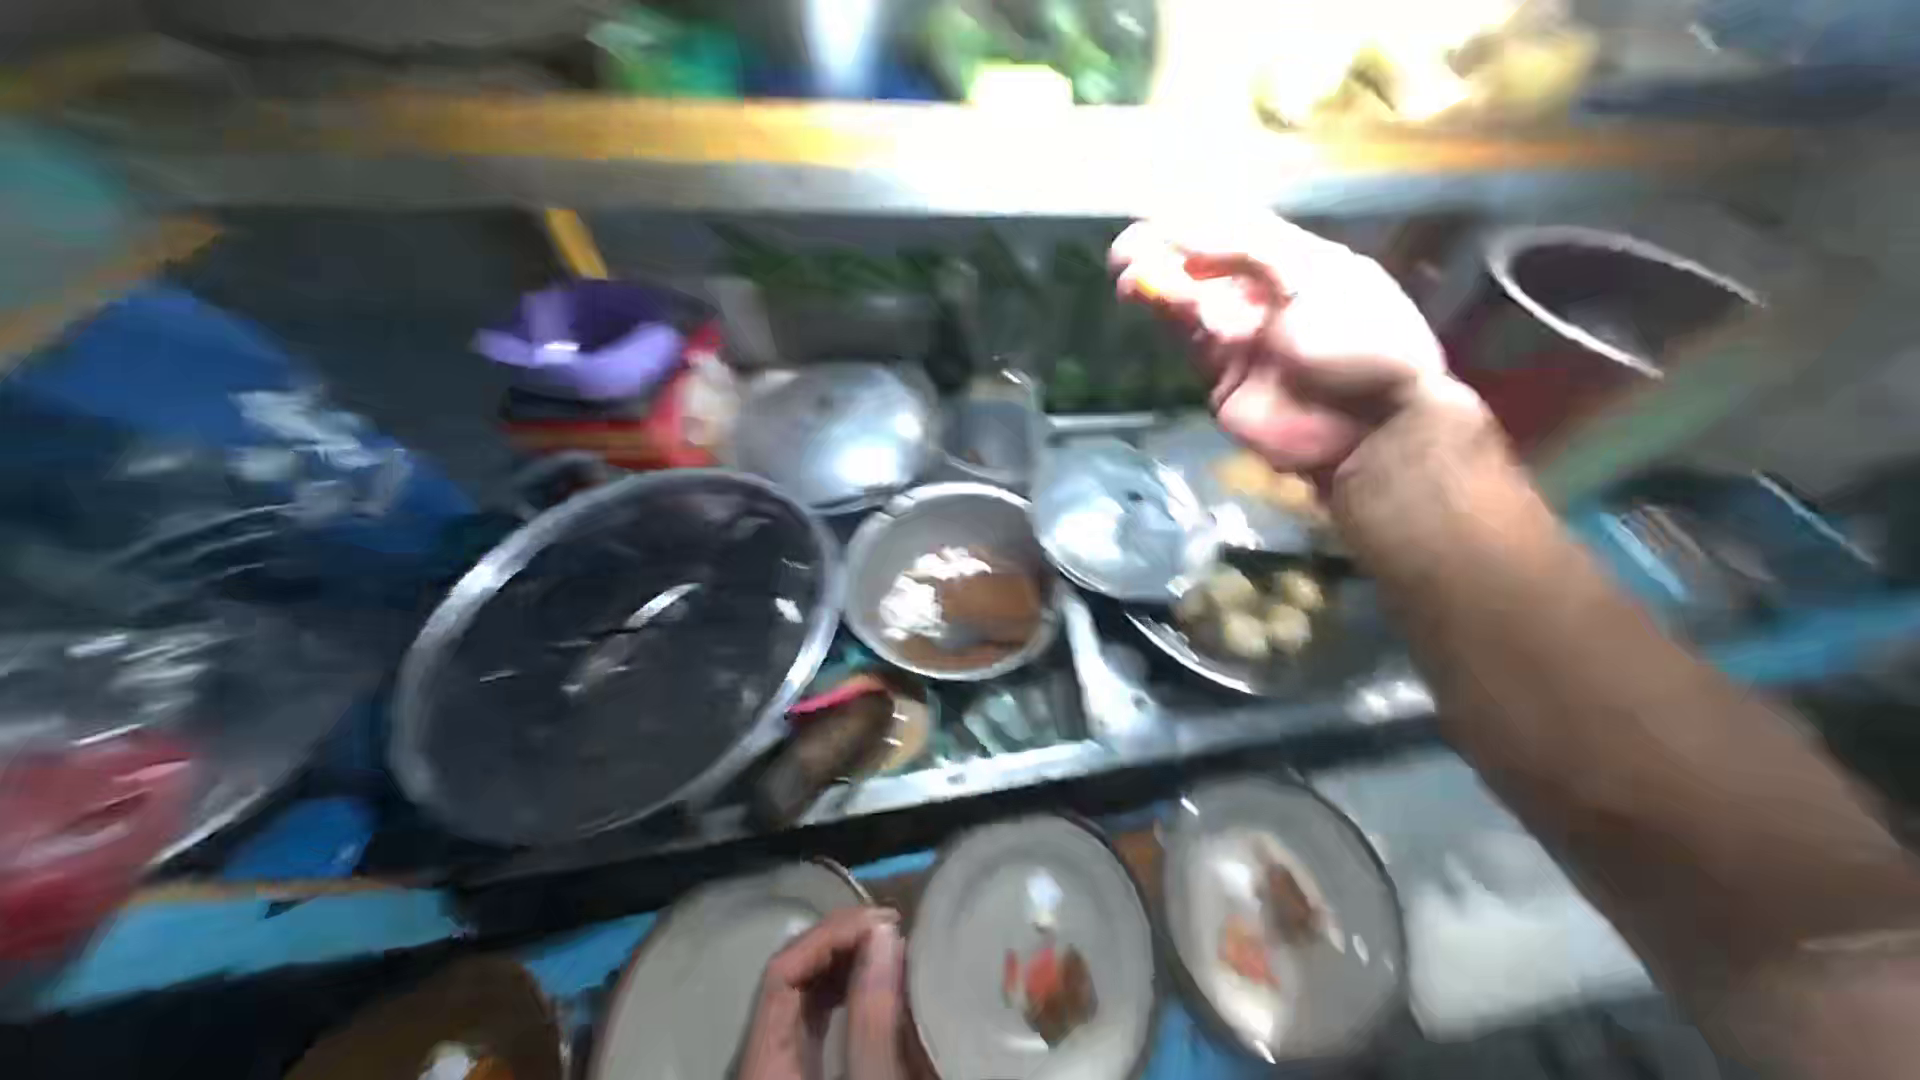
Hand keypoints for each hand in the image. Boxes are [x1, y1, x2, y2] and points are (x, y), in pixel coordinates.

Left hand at [736, 906, 918, 1079]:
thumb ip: (872, 1019)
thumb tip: (886, 935)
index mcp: (762, 1058)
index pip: (782, 970)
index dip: (829, 935)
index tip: (880, 923)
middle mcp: (760, 1052)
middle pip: (790, 973)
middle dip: (839, 941)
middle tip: (890, 929)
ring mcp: (777, 1060)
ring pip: (801, 990)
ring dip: (844, 960)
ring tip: (888, 948)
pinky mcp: (796, 1069)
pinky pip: (812, 1013)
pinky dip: (843, 988)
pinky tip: (874, 984)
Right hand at [1111, 214, 1467, 479]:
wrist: (1366, 431)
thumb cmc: (1356, 342)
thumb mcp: (1315, 279)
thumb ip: (1252, 254)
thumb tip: (1188, 240)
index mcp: (1299, 263)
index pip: (1239, 232)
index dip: (1197, 225)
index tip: (1158, 223)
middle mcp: (1266, 295)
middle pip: (1207, 267)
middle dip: (1166, 255)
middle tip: (1125, 252)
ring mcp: (1242, 337)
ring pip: (1190, 302)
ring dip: (1158, 285)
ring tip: (1126, 276)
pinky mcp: (1221, 376)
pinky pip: (1190, 340)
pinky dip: (1167, 318)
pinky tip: (1146, 299)